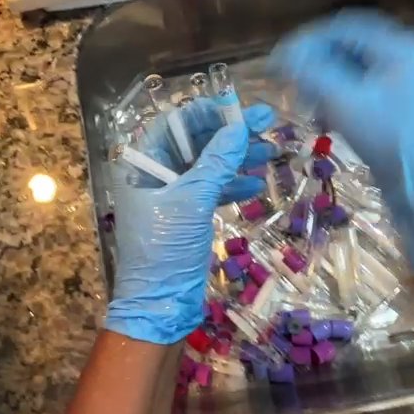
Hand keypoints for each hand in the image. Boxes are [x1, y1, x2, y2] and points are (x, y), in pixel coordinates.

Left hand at [106, 94, 275, 344]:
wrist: (159, 305)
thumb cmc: (165, 248)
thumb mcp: (192, 200)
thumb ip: (216, 162)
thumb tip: (239, 128)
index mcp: (142, 163)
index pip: (177, 124)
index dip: (210, 112)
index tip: (244, 109)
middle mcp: (153, 173)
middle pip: (195, 141)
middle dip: (230, 134)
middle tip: (268, 125)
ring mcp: (170, 195)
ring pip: (206, 165)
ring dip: (237, 158)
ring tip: (270, 154)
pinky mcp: (185, 215)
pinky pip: (210, 189)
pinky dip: (231, 185)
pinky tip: (256, 184)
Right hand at [268, 9, 413, 279]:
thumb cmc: (385, 140)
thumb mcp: (341, 101)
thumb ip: (309, 71)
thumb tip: (280, 54)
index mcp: (401, 47)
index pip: (345, 26)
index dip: (309, 39)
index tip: (281, 58)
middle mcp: (408, 55)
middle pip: (349, 46)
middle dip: (316, 62)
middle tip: (291, 81)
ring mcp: (407, 79)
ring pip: (353, 67)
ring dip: (324, 80)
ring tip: (306, 103)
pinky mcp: (401, 101)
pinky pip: (362, 86)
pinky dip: (339, 96)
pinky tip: (324, 117)